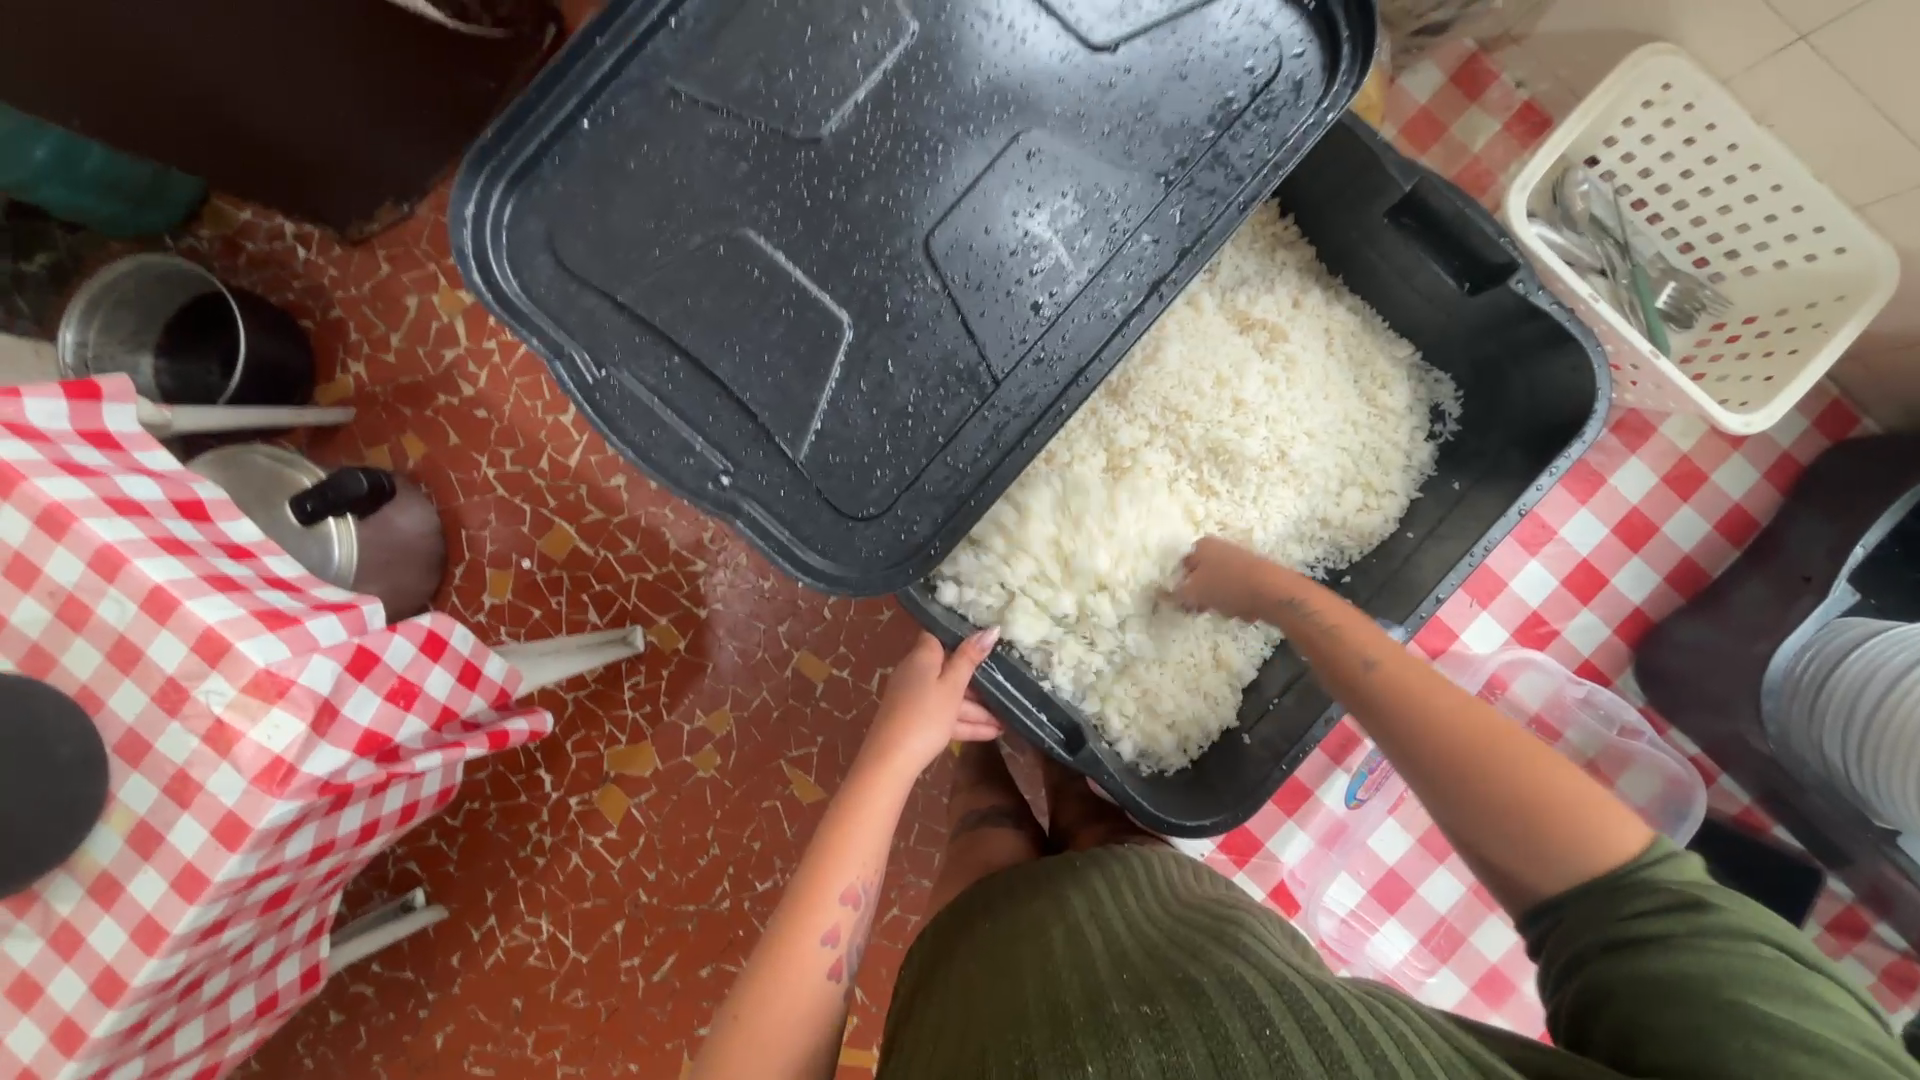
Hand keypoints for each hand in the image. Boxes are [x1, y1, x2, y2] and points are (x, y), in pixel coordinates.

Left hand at [859, 630, 1003, 777]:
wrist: (891, 760)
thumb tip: (990, 629)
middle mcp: (916, 673)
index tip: (985, 640)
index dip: (960, 635)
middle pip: (949, 670)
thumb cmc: (925, 715)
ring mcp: (915, 698)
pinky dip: (966, 723)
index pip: (939, 636)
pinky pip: (945, 715)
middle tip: (1006, 684)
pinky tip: (993, 733)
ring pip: (950, 697)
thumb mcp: (952, 686)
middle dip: (978, 681)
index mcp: (922, 657)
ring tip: (1006, 719)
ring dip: (977, 709)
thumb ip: (970, 658)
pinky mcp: (917, 720)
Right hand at [1168, 536, 1287, 621]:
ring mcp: (1239, 558)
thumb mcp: (1194, 593)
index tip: (1181, 603)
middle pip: (1200, 575)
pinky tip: (1243, 610)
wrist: (1274, 590)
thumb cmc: (1227, 586)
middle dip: (1200, 595)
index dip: (1178, 585)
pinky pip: (1237, 588)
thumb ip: (1175, 595)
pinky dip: (1237, 600)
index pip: (1180, 566)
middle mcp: (1219, 547)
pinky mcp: (1255, 572)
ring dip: (1219, 600)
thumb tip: (1162, 596)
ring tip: (1226, 611)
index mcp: (1201, 545)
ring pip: (1219, 584)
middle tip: (1200, 610)